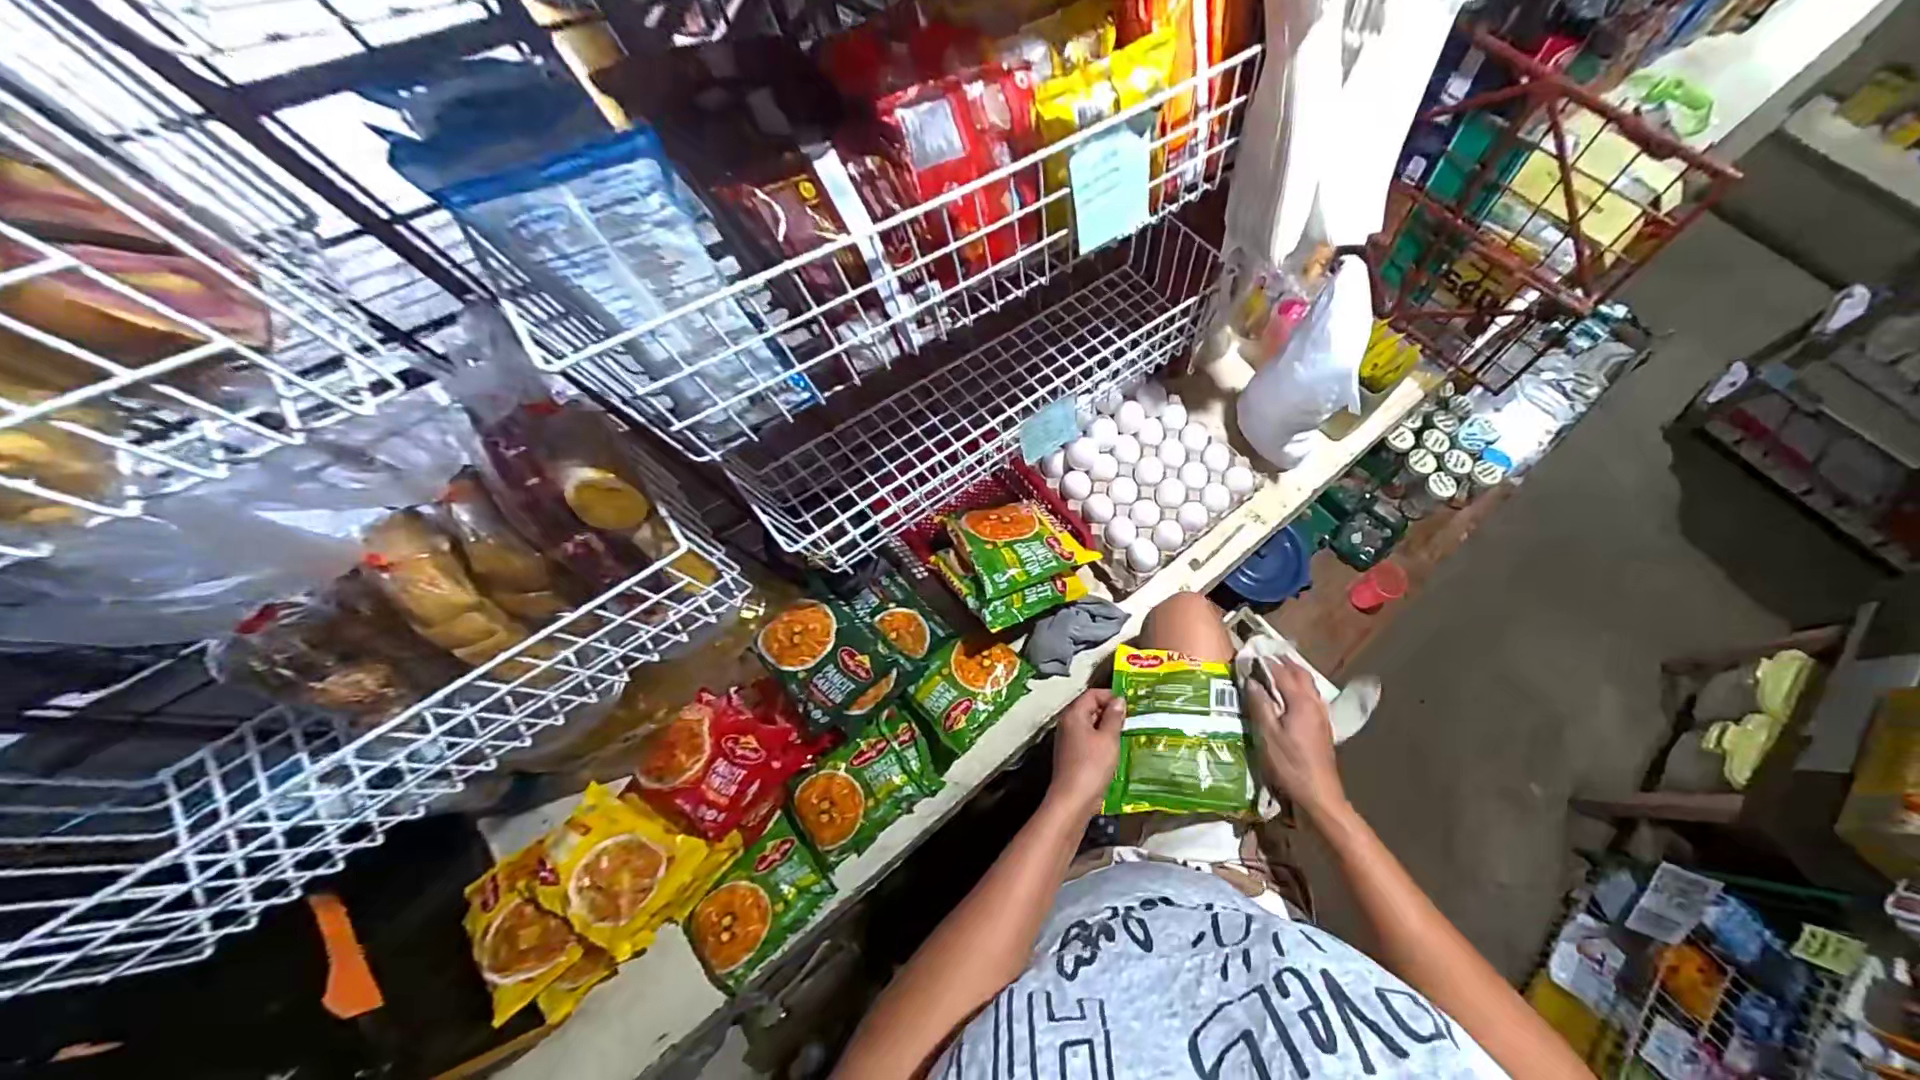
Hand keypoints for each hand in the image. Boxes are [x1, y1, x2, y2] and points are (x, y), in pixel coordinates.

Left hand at [1048, 689, 1124, 816]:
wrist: (1073, 798)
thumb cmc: (1092, 765)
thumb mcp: (1108, 738)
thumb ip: (1114, 717)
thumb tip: (1118, 700)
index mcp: (1073, 714)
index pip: (1091, 694)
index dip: (1110, 696)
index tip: (1129, 704)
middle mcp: (1067, 723)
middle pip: (1089, 707)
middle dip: (1109, 710)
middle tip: (1131, 719)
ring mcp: (1068, 739)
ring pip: (1089, 724)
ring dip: (1106, 726)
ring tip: (1126, 732)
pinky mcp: (1071, 754)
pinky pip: (1087, 739)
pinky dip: (1101, 739)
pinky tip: (1114, 748)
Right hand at [1244, 656, 1346, 818]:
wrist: (1318, 793)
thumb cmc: (1289, 764)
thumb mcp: (1267, 734)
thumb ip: (1260, 704)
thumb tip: (1251, 681)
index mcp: (1301, 702)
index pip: (1282, 673)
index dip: (1266, 662)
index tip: (1251, 653)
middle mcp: (1314, 704)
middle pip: (1301, 675)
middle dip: (1285, 663)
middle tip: (1267, 654)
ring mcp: (1322, 716)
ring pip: (1309, 685)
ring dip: (1294, 673)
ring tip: (1279, 668)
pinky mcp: (1323, 728)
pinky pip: (1311, 697)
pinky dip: (1300, 687)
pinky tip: (1293, 695)